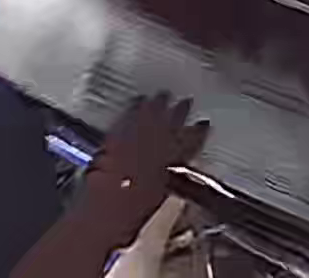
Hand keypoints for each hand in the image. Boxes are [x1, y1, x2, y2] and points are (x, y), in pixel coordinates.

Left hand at [75, 93, 209, 248]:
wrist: (103, 208)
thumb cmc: (131, 214)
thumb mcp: (158, 202)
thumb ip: (167, 184)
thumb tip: (173, 180)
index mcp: (167, 165)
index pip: (189, 143)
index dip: (199, 132)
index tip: (204, 123)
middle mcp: (151, 146)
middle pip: (169, 122)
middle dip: (179, 110)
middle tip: (186, 100)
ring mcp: (131, 137)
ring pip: (148, 113)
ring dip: (157, 103)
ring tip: (162, 94)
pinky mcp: (113, 135)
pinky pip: (128, 115)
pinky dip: (134, 106)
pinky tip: (136, 100)